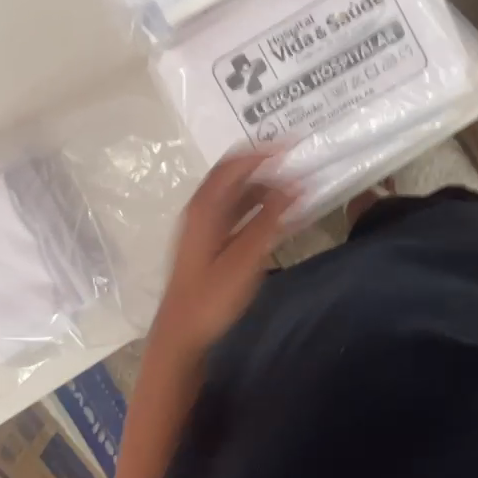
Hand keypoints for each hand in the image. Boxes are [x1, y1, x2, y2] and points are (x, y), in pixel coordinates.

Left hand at [150, 152, 295, 357]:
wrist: (181, 333)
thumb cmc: (211, 298)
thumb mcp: (244, 259)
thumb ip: (269, 221)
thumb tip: (294, 186)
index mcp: (204, 208)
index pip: (233, 164)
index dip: (261, 151)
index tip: (291, 144)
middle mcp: (200, 211)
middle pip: (234, 177)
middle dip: (265, 169)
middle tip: (297, 166)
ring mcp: (202, 227)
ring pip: (235, 197)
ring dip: (263, 190)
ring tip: (294, 191)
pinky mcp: (207, 244)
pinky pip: (235, 214)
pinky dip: (256, 209)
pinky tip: (277, 218)